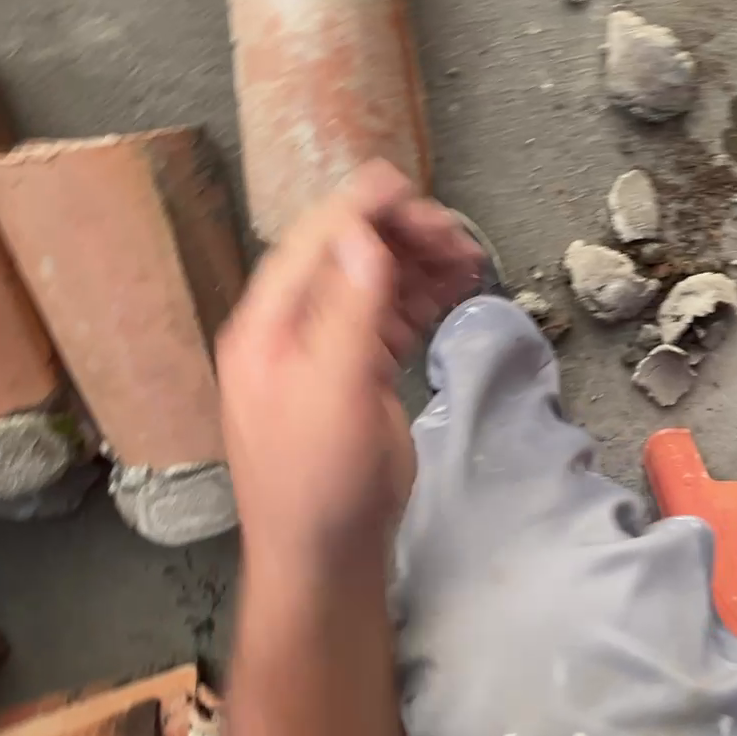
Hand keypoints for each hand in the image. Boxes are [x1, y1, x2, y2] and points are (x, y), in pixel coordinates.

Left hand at [216, 162, 482, 567]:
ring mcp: (330, 350)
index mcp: (269, 328)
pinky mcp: (361, 371)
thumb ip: (346, 310)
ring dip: (420, 263)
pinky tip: (456, 283)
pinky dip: (425, 296)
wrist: (327, 552)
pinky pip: (394, 316)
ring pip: (377, 284)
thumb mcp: (332, 392)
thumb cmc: (318, 482)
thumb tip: (361, 238)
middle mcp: (295, 330)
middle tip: (454, 233)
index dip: (357, 209)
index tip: (402, 183)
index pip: (312, 247)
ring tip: (467, 254)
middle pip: (348, 259)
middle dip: (400, 237)